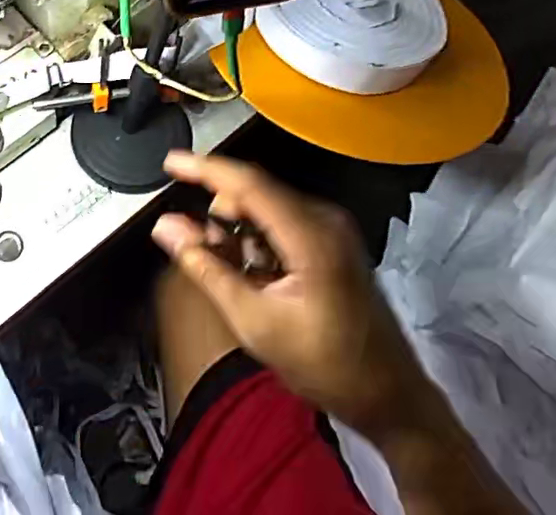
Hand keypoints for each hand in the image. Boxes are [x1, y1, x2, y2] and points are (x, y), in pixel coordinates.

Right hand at [151, 151, 435, 442]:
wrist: (390, 394)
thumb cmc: (324, 365)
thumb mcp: (254, 322)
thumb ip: (206, 268)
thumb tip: (165, 227)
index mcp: (310, 235)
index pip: (248, 183)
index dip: (204, 168)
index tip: (170, 161)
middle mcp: (324, 218)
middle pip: (256, 192)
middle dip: (219, 211)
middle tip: (196, 247)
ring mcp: (331, 226)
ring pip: (266, 206)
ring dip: (237, 228)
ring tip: (226, 270)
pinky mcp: (332, 238)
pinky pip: (282, 220)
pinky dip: (257, 237)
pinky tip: (251, 273)